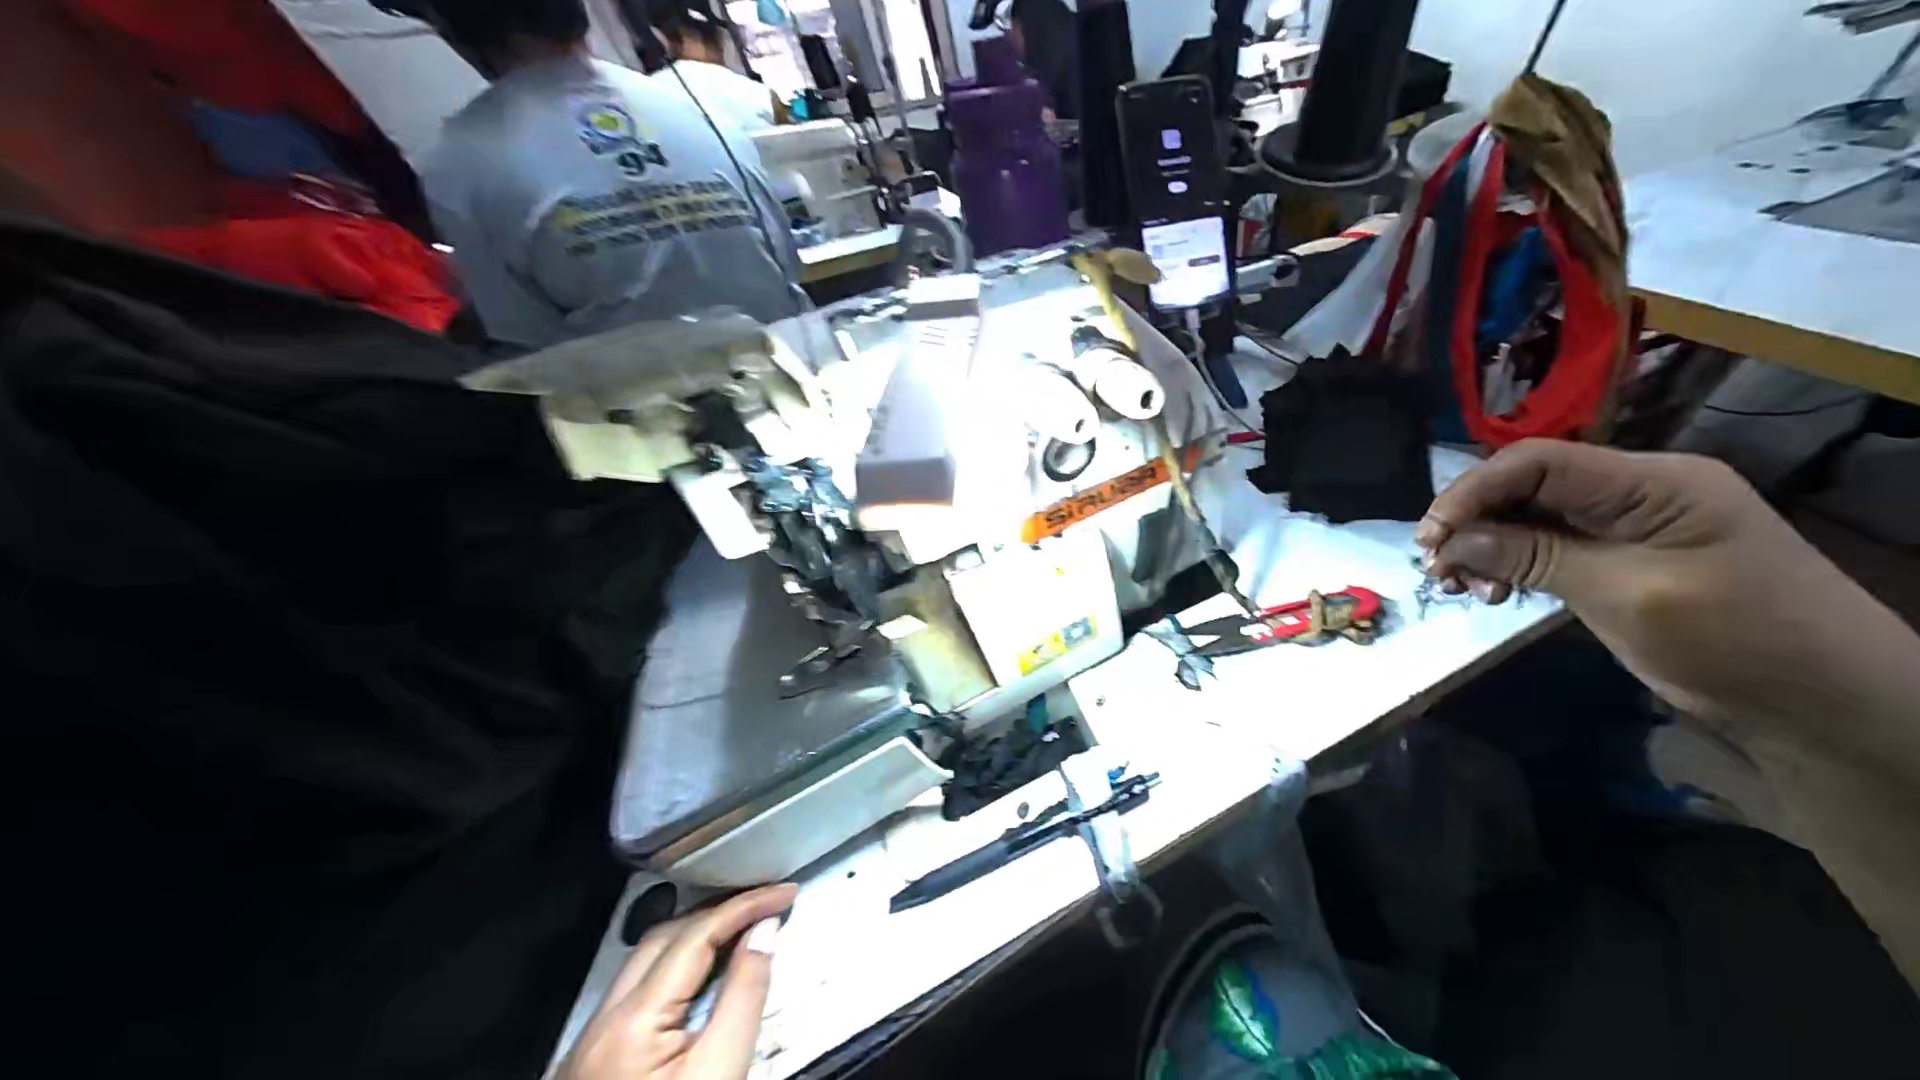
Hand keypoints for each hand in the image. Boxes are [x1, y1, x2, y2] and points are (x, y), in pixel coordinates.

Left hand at [560, 884, 797, 1079]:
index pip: (697, 934)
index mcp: (633, 1021)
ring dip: (698, 932)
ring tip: (745, 925)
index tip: (787, 892)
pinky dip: (679, 962)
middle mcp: (603, 1019)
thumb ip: (745, 993)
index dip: (745, 905)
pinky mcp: (595, 1059)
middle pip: (666, 935)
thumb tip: (764, 929)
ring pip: (648, 957)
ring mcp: (592, 1040)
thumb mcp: (722, 1071)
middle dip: (720, 910)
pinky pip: (641, 985)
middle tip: (767, 903)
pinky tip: (706, 969)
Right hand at [1416, 440, 1919, 751]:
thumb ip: (1535, 558)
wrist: (1826, 705)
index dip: (1473, 490)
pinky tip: (1493, 592)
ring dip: (1483, 548)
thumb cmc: (1738, 639)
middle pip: (1524, 487)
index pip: (1537, 461)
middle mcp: (1631, 493)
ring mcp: (1622, 527)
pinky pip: (1540, 547)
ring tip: (1466, 588)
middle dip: (1471, 523)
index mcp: (1651, 483)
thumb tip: (1450, 540)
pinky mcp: (1612, 560)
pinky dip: (1506, 566)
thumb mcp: (1627, 595)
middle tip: (1438, 569)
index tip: (1431, 536)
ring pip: (1524, 518)